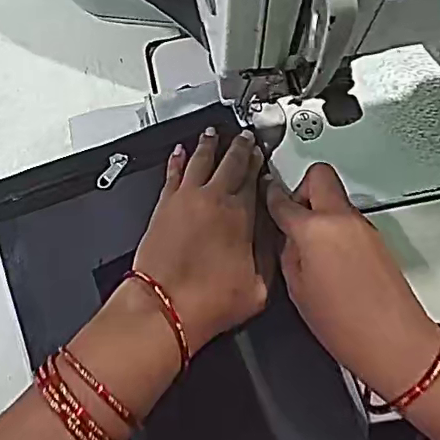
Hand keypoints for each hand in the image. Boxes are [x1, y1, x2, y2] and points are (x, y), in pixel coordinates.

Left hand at [132, 127, 270, 352]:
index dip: (260, 164)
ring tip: (213, 134)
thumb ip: (269, 256)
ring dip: (209, 145)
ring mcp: (186, 199)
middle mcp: (213, 199)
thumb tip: (275, 239)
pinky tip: (179, 152)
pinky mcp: (164, 206)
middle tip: (245, 137)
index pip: (255, 179)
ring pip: (200, 160)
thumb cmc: (207, 301)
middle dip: (239, 147)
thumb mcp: (259, 287)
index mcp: (240, 215)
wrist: (165, 305)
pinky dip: (177, 160)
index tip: (263, 155)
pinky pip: (173, 173)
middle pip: (230, 163)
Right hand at [267, 163, 439, 395]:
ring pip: (335, 197)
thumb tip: (287, 237)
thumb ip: (287, 251)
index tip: (267, 195)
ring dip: (320, 211)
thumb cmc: (349, 326)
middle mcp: (342, 219)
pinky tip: (329, 258)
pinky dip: (335, 228)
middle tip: (292, 212)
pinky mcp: (378, 240)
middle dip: (301, 188)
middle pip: (319, 175)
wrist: (397, 344)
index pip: (283, 198)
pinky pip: (349, 219)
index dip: (270, 196)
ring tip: (310, 245)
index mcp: (315, 229)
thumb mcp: (297, 288)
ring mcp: (364, 227)